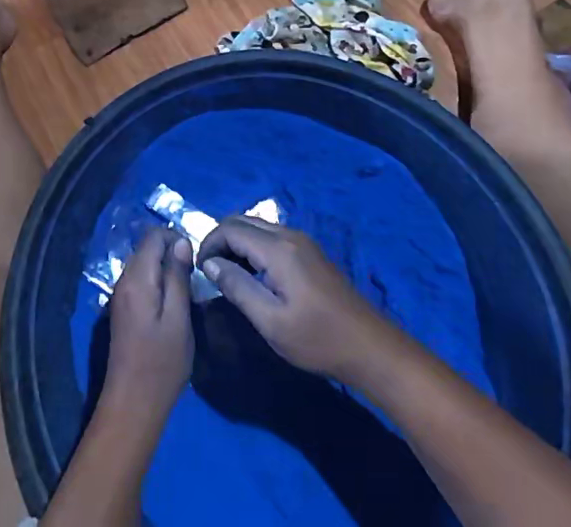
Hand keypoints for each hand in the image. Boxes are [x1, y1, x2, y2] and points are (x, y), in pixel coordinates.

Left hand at [102, 227, 194, 409]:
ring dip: (164, 267)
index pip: (152, 236)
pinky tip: (172, 302)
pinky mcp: (122, 308)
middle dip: (170, 252)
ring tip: (187, 288)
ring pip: (143, 264)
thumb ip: (178, 278)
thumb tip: (181, 242)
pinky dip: (156, 281)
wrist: (133, 400)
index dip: (175, 239)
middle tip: (194, 275)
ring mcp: (120, 294)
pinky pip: (140, 280)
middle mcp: (124, 280)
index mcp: (137, 279)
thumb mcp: (179, 318)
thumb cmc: (162, 362)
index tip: (196, 260)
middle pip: (146, 248)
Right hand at [198, 216, 392, 380]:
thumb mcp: (270, 321)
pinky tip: (253, 276)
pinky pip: (271, 238)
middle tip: (210, 271)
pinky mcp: (310, 253)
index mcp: (279, 249)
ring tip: (227, 276)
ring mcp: (303, 242)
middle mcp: (290, 236)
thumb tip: (209, 264)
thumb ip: (237, 287)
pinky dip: (253, 249)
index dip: (208, 244)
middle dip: (220, 240)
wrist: (371, 349)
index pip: (230, 228)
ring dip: (236, 244)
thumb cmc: (318, 339)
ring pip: (257, 228)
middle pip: (242, 221)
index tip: (199, 271)